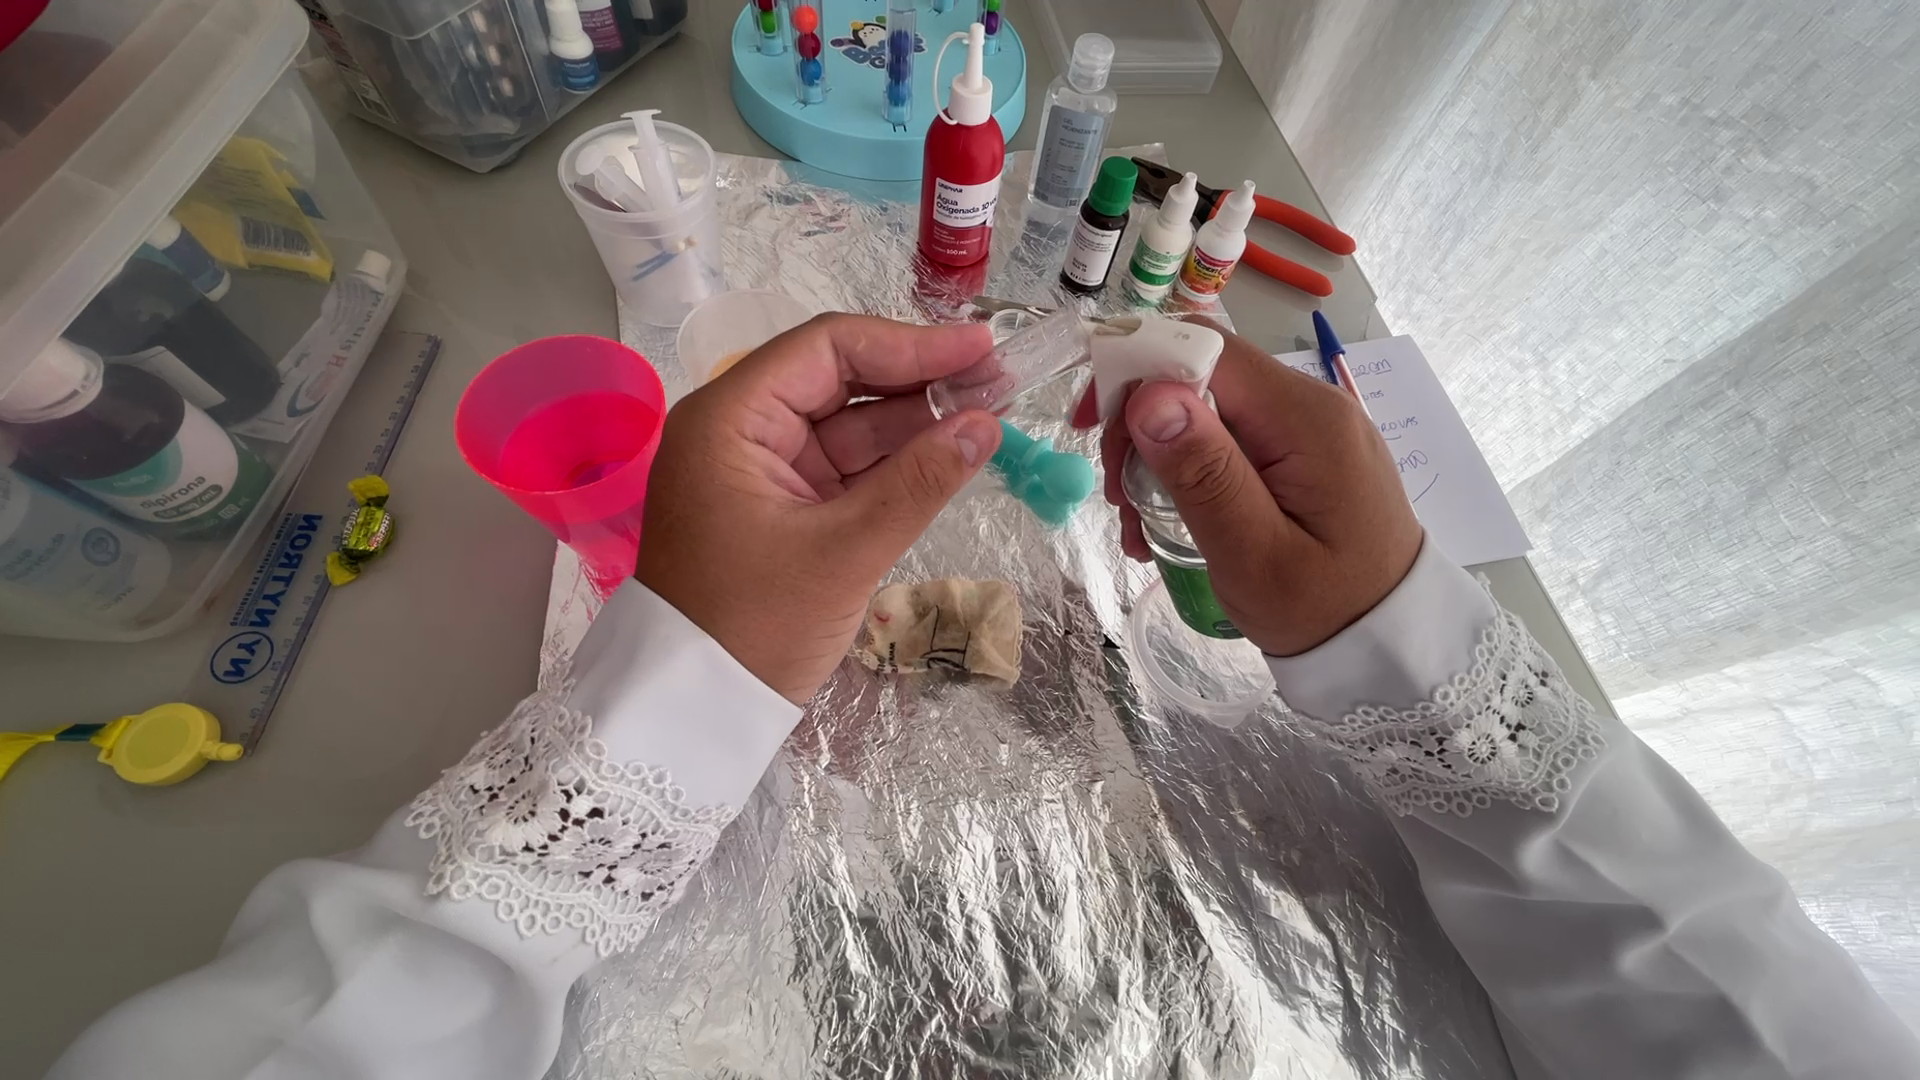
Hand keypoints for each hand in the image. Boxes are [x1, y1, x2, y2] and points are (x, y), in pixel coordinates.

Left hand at [638, 314, 1002, 703]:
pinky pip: (849, 470)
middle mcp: (744, 431)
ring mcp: (767, 471)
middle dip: (921, 381)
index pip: (827, 349)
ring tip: (990, 411)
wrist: (703, 709)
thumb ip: (919, 483)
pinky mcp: (787, 508)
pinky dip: (897, 465)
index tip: (980, 348)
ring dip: (917, 422)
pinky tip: (950, 453)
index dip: (910, 344)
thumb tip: (988, 424)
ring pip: (851, 427)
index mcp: (731, 419)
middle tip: (999, 380)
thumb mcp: (844, 553)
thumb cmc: (757, 627)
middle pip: (842, 383)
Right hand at [1101, 318, 1422, 656]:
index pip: (1205, 350)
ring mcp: (1303, 429)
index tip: (1090, 425)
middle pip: (1197, 377)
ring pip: (1202, 412)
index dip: (1137, 371)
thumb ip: (1205, 473)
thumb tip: (1149, 396)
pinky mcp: (1296, 454)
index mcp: (1303, 417)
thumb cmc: (1322, 608)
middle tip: (1118, 497)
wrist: (1386, 641)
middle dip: (1138, 426)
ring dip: (1154, 459)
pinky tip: (1165, 523)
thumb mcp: (1253, 551)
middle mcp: (1306, 405)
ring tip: (1137, 526)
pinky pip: (1223, 442)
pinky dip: (1182, 474)